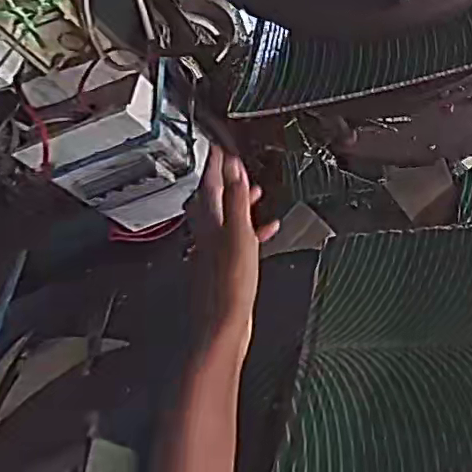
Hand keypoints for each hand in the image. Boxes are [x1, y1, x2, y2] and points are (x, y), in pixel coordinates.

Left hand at [188, 142, 279, 351]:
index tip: (220, 144)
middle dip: (223, 179)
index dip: (215, 162)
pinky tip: (265, 230)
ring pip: (224, 216)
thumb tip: (233, 168)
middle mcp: (207, 234)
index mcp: (209, 222)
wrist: (223, 327)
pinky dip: (250, 228)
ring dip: (238, 201)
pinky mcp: (224, 266)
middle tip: (233, 163)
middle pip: (211, 198)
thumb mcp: (239, 234)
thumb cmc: (229, 285)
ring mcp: (214, 250)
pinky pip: (238, 238)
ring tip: (254, 190)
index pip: (209, 182)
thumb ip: (237, 199)